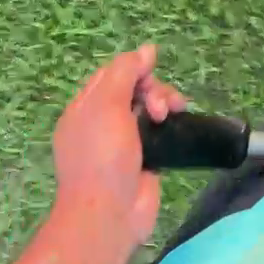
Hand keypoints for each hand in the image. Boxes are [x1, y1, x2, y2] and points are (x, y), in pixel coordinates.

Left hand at [51, 44, 187, 247]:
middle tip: (159, 106)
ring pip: (149, 107)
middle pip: (134, 88)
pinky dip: (170, 123)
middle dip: (152, 88)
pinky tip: (179, 123)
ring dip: (164, 102)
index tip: (149, 74)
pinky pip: (160, 130)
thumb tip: (148, 49)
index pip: (111, 74)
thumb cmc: (102, 156)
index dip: (133, 69)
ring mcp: (123, 142)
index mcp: (84, 109)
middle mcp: (102, 123)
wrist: (109, 215)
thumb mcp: (107, 104)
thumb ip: (126, 72)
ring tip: (170, 115)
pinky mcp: (145, 158)